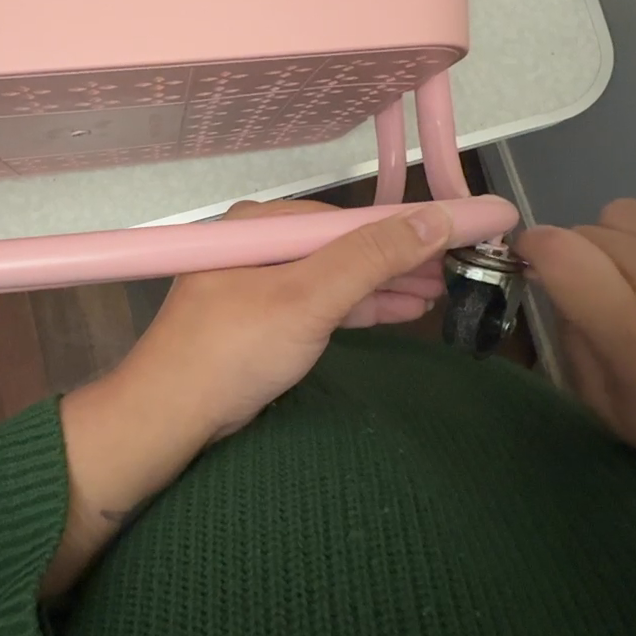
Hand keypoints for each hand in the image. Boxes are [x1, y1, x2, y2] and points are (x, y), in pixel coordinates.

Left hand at [43, 198, 455, 595]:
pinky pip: (319, 305)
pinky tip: (397, 309)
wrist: (170, 418)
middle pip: (343, 247)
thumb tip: (435, 217)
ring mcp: (258, 285)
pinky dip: (357, 308)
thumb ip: (370, 258)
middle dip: (400, 259)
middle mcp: (257, 246)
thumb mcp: (307, 299)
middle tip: (460, 268)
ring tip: (440, 290)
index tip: (464, 229)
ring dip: (385, 285)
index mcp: (259, 227)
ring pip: (334, 278)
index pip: (348, 218)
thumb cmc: (234, 351)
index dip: (409, 224)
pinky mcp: (262, 320)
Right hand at [512, 199, 635, 518]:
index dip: (531, 249)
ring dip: (609, 237)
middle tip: (588, 290)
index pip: (559, 253)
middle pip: (585, 231)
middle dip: (571, 254)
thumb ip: (571, 339)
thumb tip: (552, 281)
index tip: (529, 263)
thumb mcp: (609, 408)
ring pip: (621, 212)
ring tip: (628, 273)